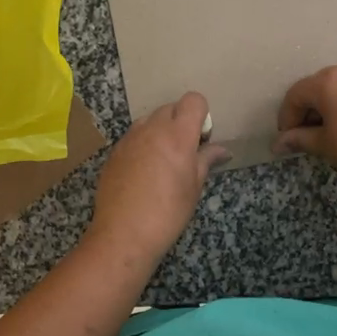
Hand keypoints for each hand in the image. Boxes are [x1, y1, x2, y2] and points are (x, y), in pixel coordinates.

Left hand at [89, 92, 230, 260]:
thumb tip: (223, 150)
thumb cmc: (168, 213)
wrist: (124, 234)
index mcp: (177, 135)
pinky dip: (142, 145)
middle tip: (185, 153)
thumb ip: (206, 160)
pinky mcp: (113, 153)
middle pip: (170, 108)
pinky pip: (132, 138)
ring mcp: (129, 139)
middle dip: (180, 123)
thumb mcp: (194, 187)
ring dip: (159, 132)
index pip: (193, 101)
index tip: (201, 140)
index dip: (201, 115)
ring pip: (148, 121)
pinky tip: (143, 174)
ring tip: (162, 163)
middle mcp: (151, 129)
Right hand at [273, 63, 336, 199]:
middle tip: (308, 137)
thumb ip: (300, 139)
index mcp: (330, 82)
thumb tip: (279, 143)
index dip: (287, 118)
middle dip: (309, 110)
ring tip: (334, 133)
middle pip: (319, 86)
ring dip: (331, 106)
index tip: (287, 140)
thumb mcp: (326, 146)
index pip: (296, 94)